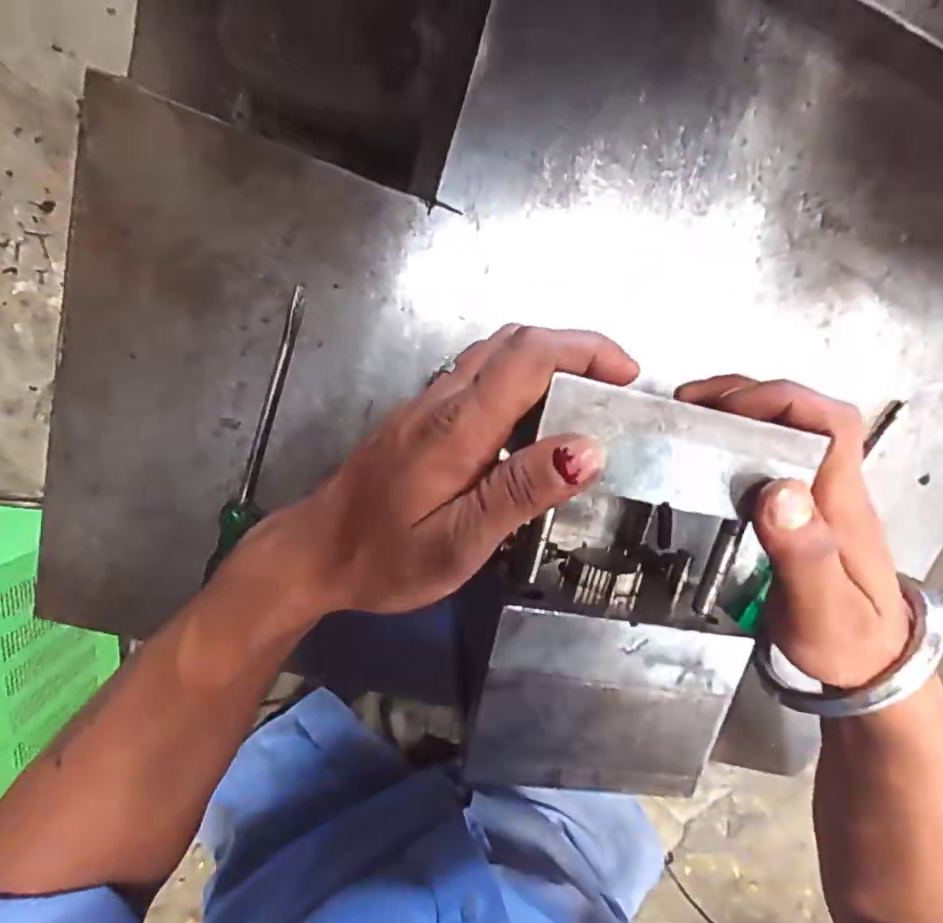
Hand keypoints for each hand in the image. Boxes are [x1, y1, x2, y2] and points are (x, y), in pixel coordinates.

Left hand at [238, 326, 639, 615]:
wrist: (315, 555)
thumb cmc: (385, 560)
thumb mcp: (459, 542)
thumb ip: (520, 493)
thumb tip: (587, 450)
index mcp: (456, 429)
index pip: (529, 357)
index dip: (585, 352)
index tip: (626, 376)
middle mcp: (439, 402)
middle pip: (514, 342)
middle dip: (575, 349)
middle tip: (615, 386)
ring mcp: (424, 406)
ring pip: (494, 354)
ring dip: (548, 360)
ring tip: (586, 398)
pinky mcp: (418, 419)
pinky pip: (477, 377)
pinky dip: (520, 379)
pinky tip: (534, 420)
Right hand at [674, 377, 908, 687]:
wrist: (874, 668)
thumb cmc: (849, 642)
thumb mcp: (823, 608)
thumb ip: (804, 553)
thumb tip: (779, 490)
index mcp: (842, 503)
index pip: (830, 424)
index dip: (781, 400)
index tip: (726, 408)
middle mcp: (836, 490)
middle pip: (807, 416)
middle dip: (749, 397)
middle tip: (691, 404)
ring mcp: (823, 500)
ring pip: (792, 433)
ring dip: (744, 415)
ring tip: (692, 420)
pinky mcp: (808, 514)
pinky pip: (778, 459)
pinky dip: (743, 443)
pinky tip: (714, 456)